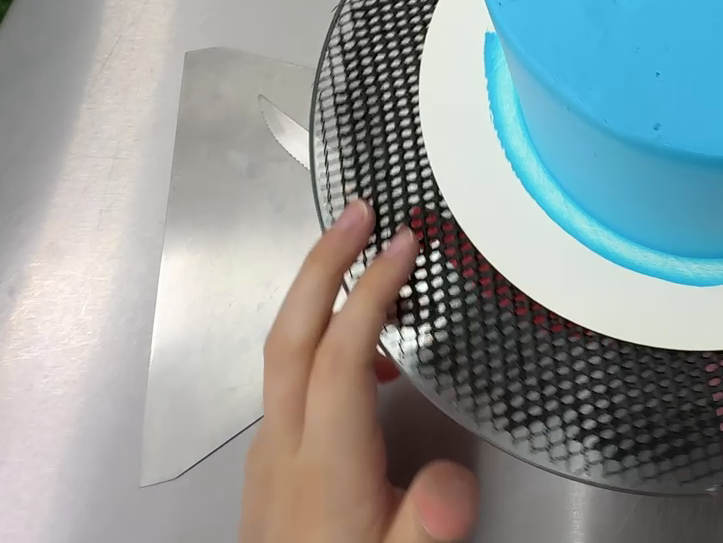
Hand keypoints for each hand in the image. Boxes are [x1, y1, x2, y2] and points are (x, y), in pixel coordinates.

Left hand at [241, 200, 478, 542]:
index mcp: (323, 465)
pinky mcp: (274, 455)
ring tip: (369, 252)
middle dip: (323, 264)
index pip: (339, 358)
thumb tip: (453, 480)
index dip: (370, 292)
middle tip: (359, 211)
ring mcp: (270, 450)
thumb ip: (429, 524)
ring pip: (285, 349)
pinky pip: (294, 372)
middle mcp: (283, 446)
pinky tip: (371, 350)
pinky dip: (324, 329)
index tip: (405, 242)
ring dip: (321, 288)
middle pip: (290, 336)